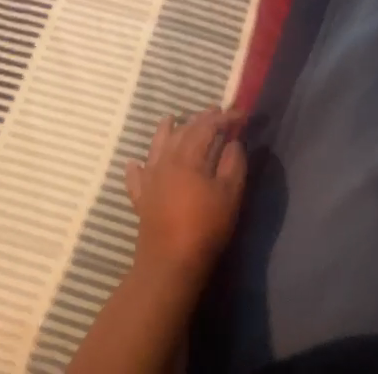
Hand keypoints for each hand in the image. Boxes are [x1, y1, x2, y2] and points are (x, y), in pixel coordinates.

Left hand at [125, 108, 247, 281]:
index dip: (226, 118)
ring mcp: (150, 182)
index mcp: (188, 158)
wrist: (170, 264)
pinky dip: (136, 167)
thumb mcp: (230, 193)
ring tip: (171, 118)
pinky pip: (136, 178)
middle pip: (182, 133)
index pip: (207, 127)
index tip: (243, 116)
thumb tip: (233, 142)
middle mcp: (165, 163)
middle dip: (200, 119)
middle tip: (216, 111)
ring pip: (156, 148)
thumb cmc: (205, 226)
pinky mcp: (142, 201)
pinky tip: (134, 162)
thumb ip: (233, 163)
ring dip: (166, 131)